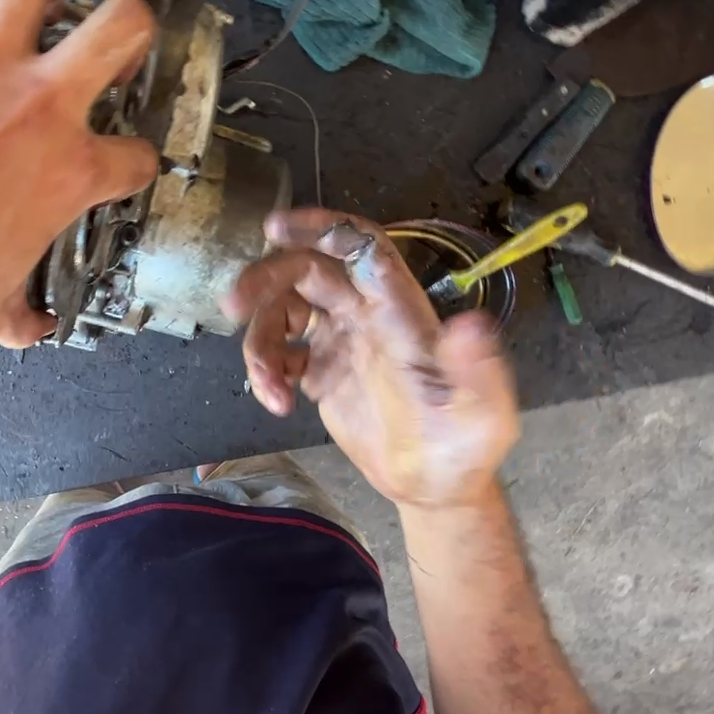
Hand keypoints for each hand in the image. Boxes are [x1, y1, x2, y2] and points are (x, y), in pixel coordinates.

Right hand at [222, 210, 520, 510]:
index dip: (322, 228)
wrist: (431, 486)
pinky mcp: (321, 371)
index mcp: (400, 311)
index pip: (361, 249)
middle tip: (231, 304)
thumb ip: (477, 369)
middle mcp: (367, 315)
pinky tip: (276, 403)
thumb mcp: (482, 414)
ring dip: (260, 341)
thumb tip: (469, 326)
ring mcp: (341, 342)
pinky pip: (281, 353)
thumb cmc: (463, 449)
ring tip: (271, 391)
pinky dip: (266, 372)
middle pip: (306, 271)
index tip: (277, 227)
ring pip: (283, 312)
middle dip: (265, 279)